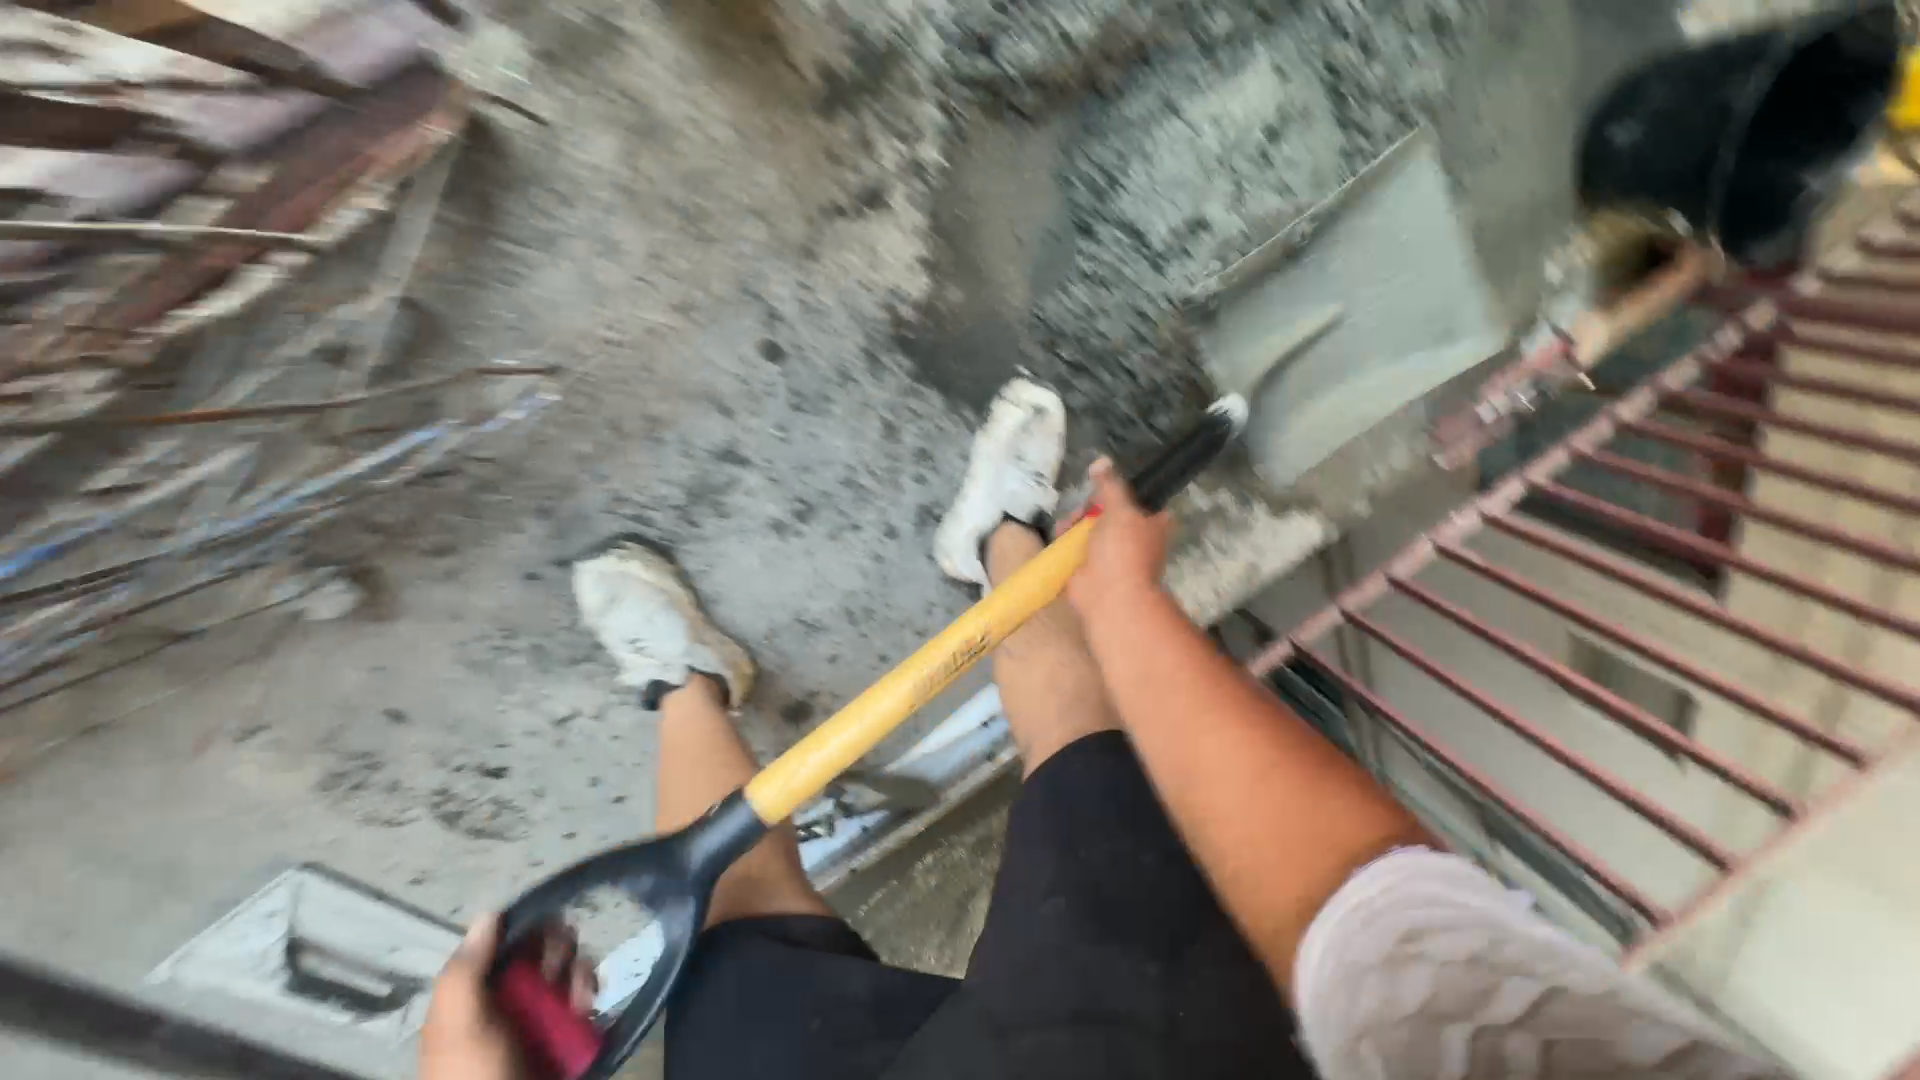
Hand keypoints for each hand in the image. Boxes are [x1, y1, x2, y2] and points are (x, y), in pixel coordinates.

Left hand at [420, 914, 597, 1079]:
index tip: (546, 928)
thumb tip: (489, 913)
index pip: (502, 945)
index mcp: (472, 998)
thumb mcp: (459, 1028)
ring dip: (578, 972)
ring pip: (566, 971)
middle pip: (539, 954)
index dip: (527, 930)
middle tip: (559, 968)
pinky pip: (583, 997)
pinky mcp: (565, 1035)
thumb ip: (466, 972)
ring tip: (579, 994)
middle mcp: (504, 1003)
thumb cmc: (477, 1078)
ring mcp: (537, 1020)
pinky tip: (589, 1003)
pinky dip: (589, 992)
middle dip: (558, 951)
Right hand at [1067, 457, 1172, 620]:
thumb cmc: (1123, 550)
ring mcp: (1110, 554)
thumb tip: (1101, 460)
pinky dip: (1066, 540)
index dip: (1123, 491)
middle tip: (1085, 507)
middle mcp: (1133, 538)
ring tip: (1068, 524)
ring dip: (1076, 523)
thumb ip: (1110, 484)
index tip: (1107, 486)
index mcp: (1152, 524)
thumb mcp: (1120, 508)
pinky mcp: (1089, 566)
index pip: (1141, 499)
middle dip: (1091, 507)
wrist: (1109, 596)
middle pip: (1109, 511)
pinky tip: (1060, 535)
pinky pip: (1076, 546)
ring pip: (1090, 528)